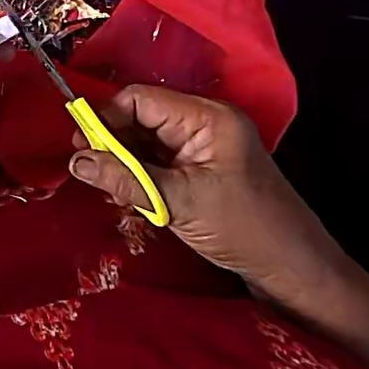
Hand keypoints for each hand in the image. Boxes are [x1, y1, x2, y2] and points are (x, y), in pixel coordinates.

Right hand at [68, 85, 349, 303]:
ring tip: (114, 192)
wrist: (292, 268)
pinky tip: (128, 196)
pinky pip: (153, 158)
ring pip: (141, 140)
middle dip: (111, 144)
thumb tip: (76, 162)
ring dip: (122, 163)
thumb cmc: (245, 229)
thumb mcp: (178, 202)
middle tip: (91, 172)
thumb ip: (125, 178)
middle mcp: (201, 122)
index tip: (82, 147)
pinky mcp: (195, 165)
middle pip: (137, 117)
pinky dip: (136, 175)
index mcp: (206, 118)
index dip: (106, 118)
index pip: (139, 99)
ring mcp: (199, 144)